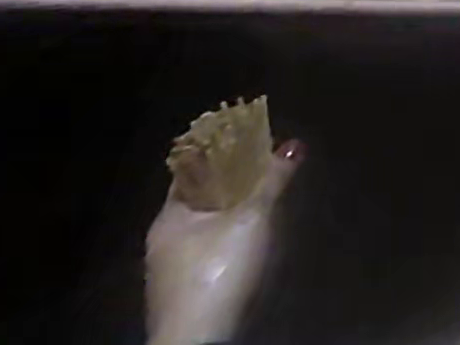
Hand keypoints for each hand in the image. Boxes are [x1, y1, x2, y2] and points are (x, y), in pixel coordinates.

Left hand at [145, 140, 302, 344]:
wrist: (199, 340)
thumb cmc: (218, 269)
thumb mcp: (252, 217)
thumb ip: (272, 179)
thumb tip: (294, 143)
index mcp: (170, 216)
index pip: (192, 169)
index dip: (220, 150)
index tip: (248, 135)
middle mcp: (165, 237)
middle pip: (203, 193)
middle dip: (233, 176)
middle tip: (267, 161)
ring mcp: (174, 264)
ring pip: (208, 218)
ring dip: (235, 203)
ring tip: (268, 189)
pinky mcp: (189, 285)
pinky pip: (212, 241)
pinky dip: (232, 226)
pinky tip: (255, 228)